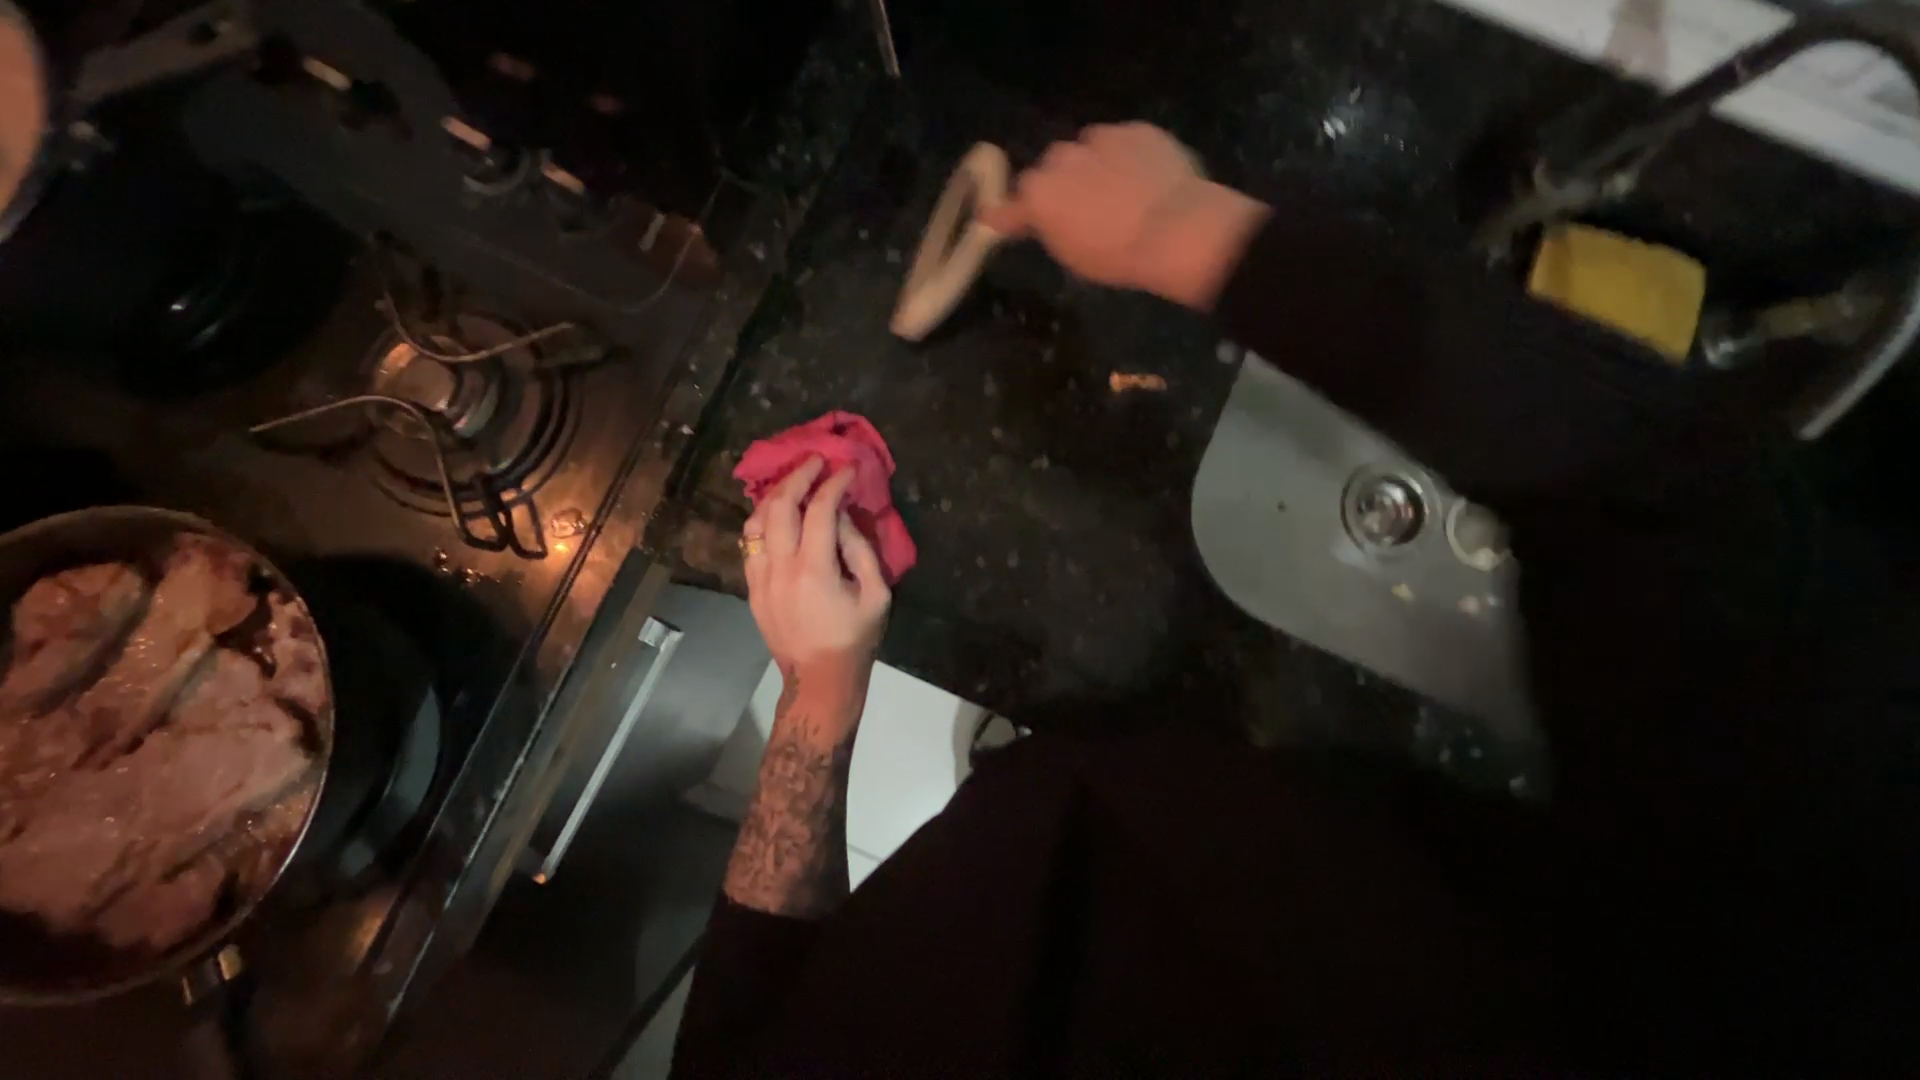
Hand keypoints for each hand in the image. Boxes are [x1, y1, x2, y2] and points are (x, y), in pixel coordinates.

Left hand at [742, 456, 891, 686]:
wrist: (818, 679)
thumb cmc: (855, 639)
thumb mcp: (876, 595)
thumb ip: (859, 550)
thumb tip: (841, 515)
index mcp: (814, 570)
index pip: (820, 510)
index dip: (834, 483)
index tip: (847, 468)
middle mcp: (780, 568)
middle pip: (779, 506)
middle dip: (798, 477)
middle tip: (815, 462)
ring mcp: (760, 578)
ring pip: (756, 522)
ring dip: (774, 496)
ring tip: (793, 483)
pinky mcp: (752, 589)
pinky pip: (750, 544)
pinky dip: (763, 521)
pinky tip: (777, 514)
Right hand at [978, 122, 1268, 311]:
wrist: (1175, 229)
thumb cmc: (1116, 256)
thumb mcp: (1071, 255)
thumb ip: (1047, 228)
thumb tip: (1037, 216)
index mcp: (1039, 194)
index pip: (1010, 203)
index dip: (1006, 212)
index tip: (996, 217)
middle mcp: (1061, 157)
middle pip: (1051, 167)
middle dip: (1060, 183)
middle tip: (1080, 208)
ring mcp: (1101, 138)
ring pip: (1087, 148)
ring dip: (1093, 165)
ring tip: (1116, 190)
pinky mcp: (1137, 129)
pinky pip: (1122, 141)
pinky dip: (1126, 156)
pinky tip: (1143, 177)